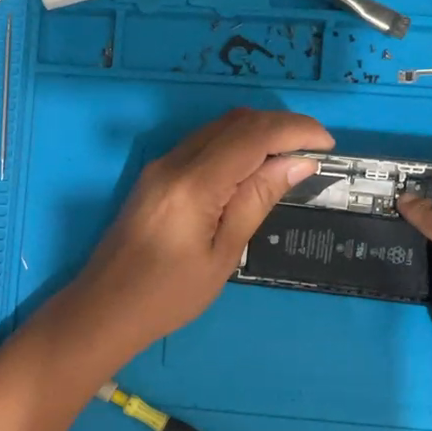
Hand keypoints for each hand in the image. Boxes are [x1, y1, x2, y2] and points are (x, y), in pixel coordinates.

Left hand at [65, 107, 332, 359]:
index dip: (296, 130)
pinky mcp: (153, 177)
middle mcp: (173, 163)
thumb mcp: (222, 255)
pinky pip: (200, 145)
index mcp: (193, 183)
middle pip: (235, 122)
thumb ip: (256, 201)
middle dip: (280, 127)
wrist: (104, 308)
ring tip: (288, 162)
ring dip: (257, 134)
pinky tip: (250, 172)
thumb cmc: (167, 296)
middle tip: (312, 153)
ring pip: (216, 129)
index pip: (253, 135)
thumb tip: (298, 162)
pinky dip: (233, 146)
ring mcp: (159, 167)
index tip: (328, 145)